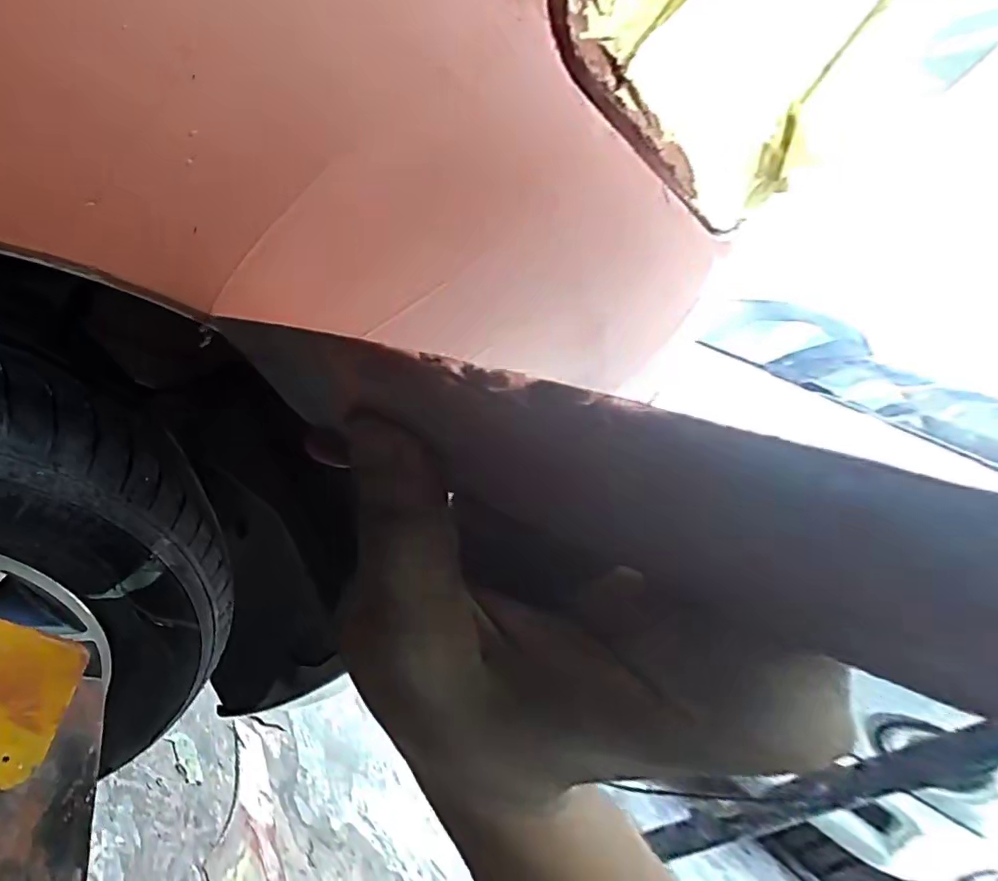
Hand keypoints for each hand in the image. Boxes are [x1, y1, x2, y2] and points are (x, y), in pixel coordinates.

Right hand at [329, 415, 852, 811]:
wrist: (468, 741)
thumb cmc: (451, 723)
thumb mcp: (408, 645)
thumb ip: (403, 536)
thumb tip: (377, 421)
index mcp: (742, 686)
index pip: (731, 527)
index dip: (623, 449)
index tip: (501, 404)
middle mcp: (756, 619)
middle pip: (672, 479)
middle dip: (547, 427)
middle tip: (432, 392)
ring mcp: (696, 568)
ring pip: (616, 459)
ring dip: (510, 430)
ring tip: (411, 407)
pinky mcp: (635, 534)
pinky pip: (577, 466)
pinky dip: (497, 448)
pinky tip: (418, 438)